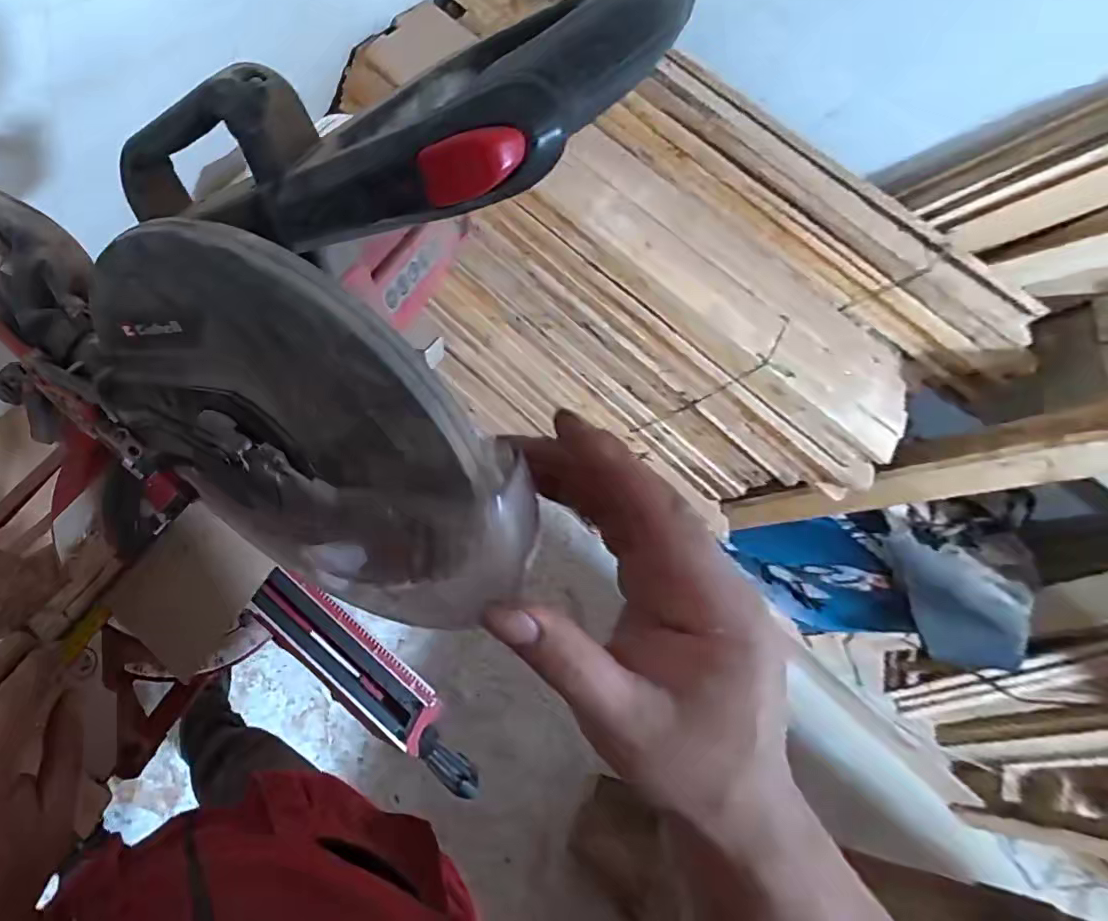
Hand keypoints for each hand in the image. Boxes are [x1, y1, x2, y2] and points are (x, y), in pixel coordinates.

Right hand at [485, 410, 791, 846]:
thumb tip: (493, 607)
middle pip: (646, 503)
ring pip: (640, 512)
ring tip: (525, 462)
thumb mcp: (615, 715)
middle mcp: (711, 581)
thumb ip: (559, 658)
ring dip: (585, 481)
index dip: (612, 464)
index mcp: (709, 602)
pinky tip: (560, 496)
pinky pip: (636, 532)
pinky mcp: (680, 592)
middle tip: (516, 445)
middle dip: (584, 465)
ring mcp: (698, 584)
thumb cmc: (681, 760)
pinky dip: (595, 505)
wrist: (734, 803)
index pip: (659, 514)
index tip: (565, 424)